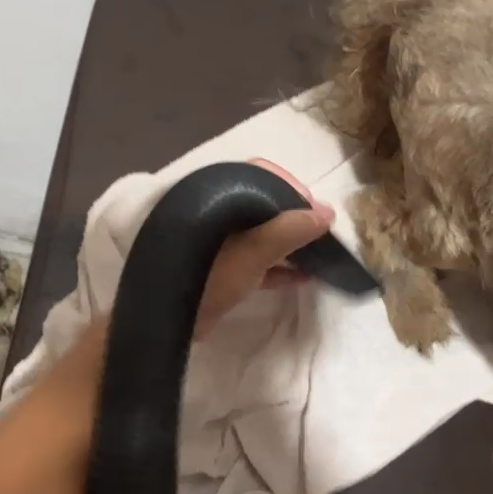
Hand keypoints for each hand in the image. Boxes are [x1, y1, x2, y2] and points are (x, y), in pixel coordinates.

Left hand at [194, 158, 333, 337]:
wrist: (165, 320)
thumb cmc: (207, 276)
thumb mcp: (253, 253)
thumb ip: (290, 231)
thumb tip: (327, 214)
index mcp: (217, 194)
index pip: (261, 174)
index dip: (291, 187)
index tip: (315, 210)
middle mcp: (214, 210)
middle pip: (262, 205)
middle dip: (293, 218)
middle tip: (318, 234)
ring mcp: (213, 240)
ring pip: (258, 233)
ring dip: (288, 243)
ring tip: (316, 255)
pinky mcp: (214, 268)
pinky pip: (251, 258)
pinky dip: (275, 265)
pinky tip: (301, 277)